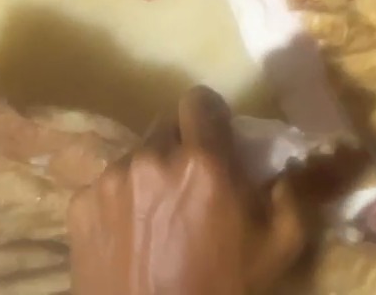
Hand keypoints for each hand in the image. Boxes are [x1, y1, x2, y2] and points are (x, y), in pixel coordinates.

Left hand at [68, 86, 304, 294]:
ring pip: (138, 153)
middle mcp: (152, 156)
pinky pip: (108, 183)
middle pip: (168, 125)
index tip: (218, 141)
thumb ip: (295, 189)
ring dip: (152, 171)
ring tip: (160, 213)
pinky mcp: (81, 204)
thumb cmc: (222, 288)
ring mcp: (111, 179)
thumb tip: (293, 157)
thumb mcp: (278, 245)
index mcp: (202, 160)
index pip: (200, 99)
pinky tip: (132, 233)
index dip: (212, 117)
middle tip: (193, 182)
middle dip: (183, 144)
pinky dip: (122, 198)